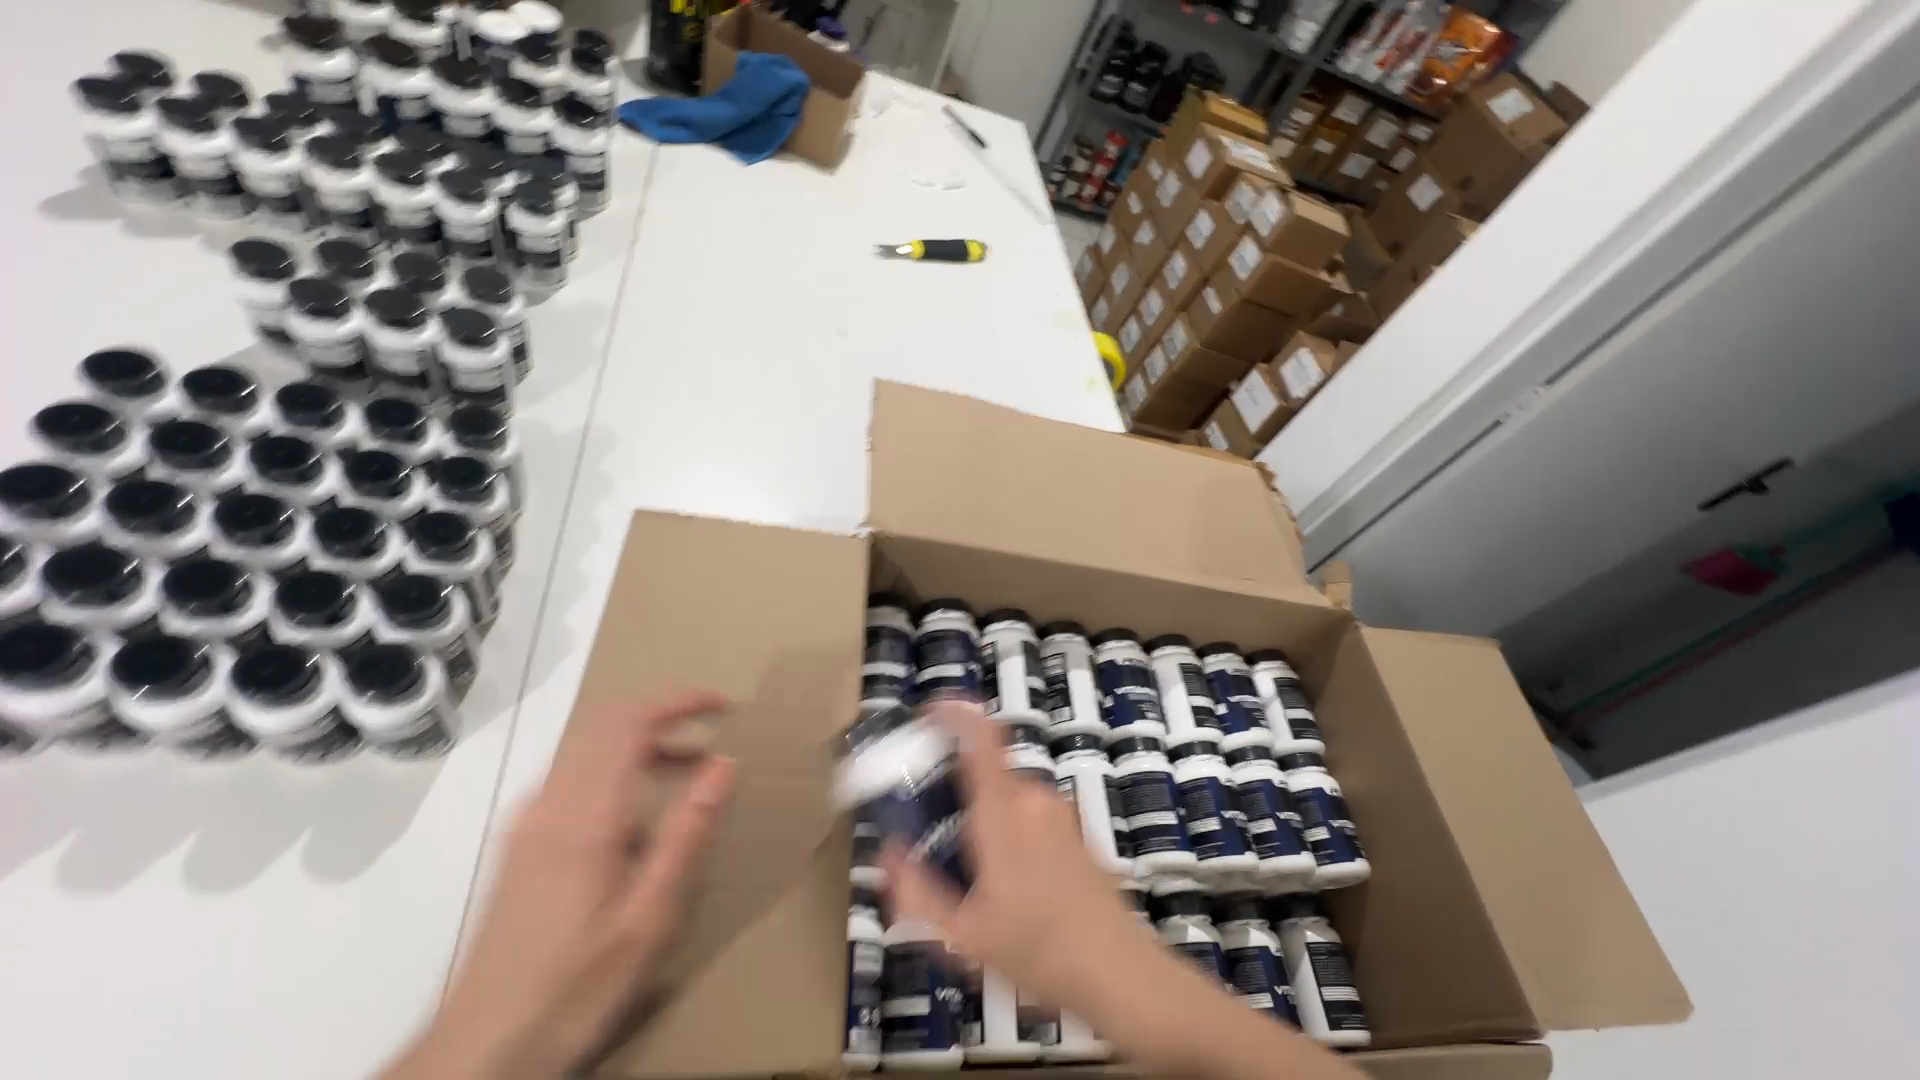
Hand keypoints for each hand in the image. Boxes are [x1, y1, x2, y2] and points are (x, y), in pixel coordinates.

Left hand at [384, 692, 737, 1079]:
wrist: (481, 1046)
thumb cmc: (576, 985)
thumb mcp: (649, 917)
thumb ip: (687, 834)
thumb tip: (722, 765)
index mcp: (585, 818)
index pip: (630, 723)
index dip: (679, 701)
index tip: (722, 704)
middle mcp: (549, 806)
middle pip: (604, 724)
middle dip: (661, 713)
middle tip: (709, 731)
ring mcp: (527, 823)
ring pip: (585, 749)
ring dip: (638, 741)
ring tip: (685, 769)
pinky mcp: (519, 844)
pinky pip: (571, 778)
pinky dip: (613, 768)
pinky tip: (635, 815)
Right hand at [882, 703, 1146, 1008]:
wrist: (1121, 974)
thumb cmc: (1039, 953)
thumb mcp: (963, 938)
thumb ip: (917, 894)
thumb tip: (889, 854)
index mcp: (1003, 814)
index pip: (981, 738)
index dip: (955, 714)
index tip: (928, 713)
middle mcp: (1034, 801)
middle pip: (985, 776)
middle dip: (955, 799)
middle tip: (935, 844)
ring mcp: (1061, 815)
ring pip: (1007, 800)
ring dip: (983, 823)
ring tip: (973, 881)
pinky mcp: (1077, 831)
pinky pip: (1030, 815)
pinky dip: (1009, 833)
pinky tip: (1011, 889)